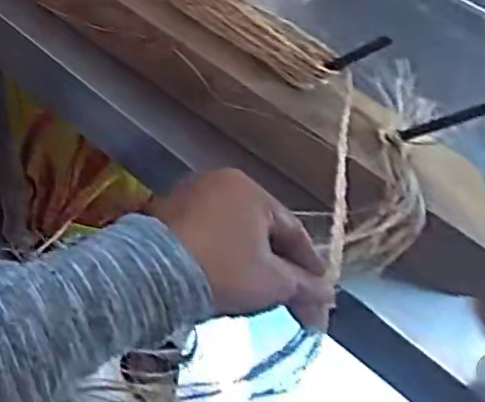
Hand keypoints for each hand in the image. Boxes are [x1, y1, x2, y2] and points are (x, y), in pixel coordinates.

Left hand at [145, 170, 335, 330]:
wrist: (158, 267)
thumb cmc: (224, 267)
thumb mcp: (276, 282)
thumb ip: (307, 285)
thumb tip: (325, 292)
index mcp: (247, 187)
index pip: (294, 231)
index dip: (313, 271)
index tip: (322, 303)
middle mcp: (218, 180)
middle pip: (264, 228)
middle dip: (283, 268)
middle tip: (298, 304)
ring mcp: (191, 191)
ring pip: (236, 230)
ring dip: (254, 261)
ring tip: (266, 294)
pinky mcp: (170, 207)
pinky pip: (210, 230)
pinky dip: (225, 252)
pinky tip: (231, 277)